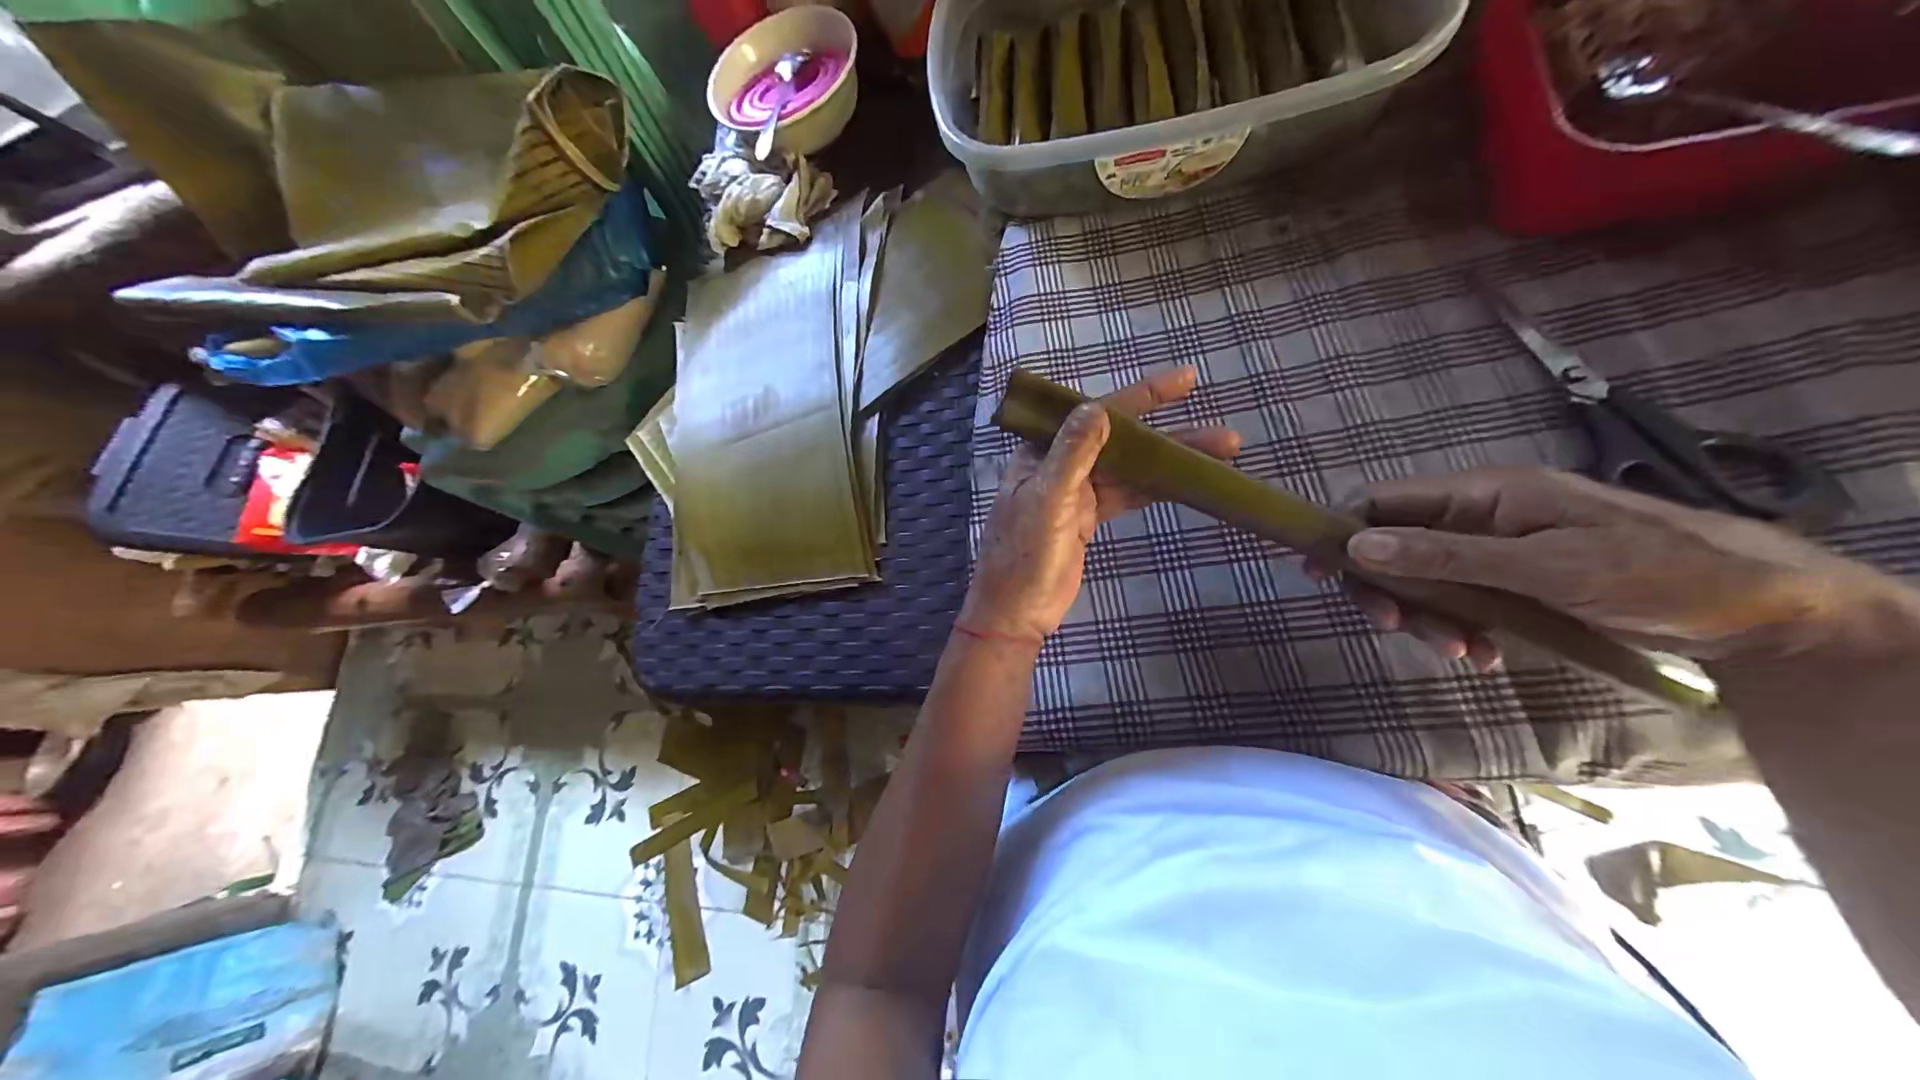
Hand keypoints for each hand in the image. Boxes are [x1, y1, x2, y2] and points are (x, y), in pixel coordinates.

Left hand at [961, 367, 1241, 643]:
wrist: (1016, 612)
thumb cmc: (1023, 556)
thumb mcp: (1046, 501)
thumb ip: (1072, 455)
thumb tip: (1097, 408)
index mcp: (1042, 452)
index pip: (1096, 413)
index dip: (1141, 395)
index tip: (1184, 380)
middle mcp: (1060, 465)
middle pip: (1121, 440)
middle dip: (1169, 433)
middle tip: (1221, 431)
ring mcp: (1076, 492)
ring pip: (1130, 469)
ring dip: (1171, 463)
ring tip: (1221, 455)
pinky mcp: (1087, 518)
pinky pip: (1127, 494)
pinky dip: (1155, 488)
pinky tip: (1187, 482)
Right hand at [1319, 466, 1880, 665]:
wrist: (1757, 609)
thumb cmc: (1651, 571)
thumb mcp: (1542, 565)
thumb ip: (1444, 555)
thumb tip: (1354, 546)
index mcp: (1482, 493)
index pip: (1383, 501)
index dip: (1340, 531)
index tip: (1317, 574)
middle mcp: (1478, 516)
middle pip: (1394, 547)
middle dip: (1388, 589)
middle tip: (1392, 627)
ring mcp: (1494, 552)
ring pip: (1423, 581)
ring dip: (1427, 618)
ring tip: (1463, 651)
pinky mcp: (1511, 584)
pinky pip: (1458, 603)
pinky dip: (1459, 629)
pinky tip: (1485, 654)